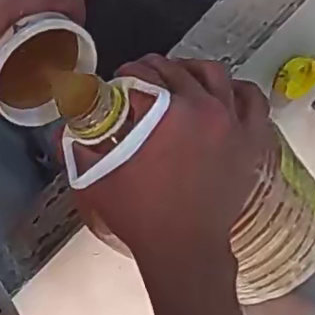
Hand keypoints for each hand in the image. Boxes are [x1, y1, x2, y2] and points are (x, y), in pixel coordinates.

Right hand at [73, 55, 272, 263]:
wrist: (183, 245)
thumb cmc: (139, 214)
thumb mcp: (95, 180)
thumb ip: (76, 149)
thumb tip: (63, 132)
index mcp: (164, 113)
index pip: (143, 75)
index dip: (126, 75)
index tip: (118, 81)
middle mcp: (203, 108)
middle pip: (176, 71)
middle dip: (153, 69)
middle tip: (140, 79)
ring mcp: (232, 121)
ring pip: (214, 75)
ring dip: (191, 70)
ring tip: (178, 77)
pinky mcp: (251, 138)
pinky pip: (249, 97)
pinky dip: (233, 89)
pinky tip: (220, 93)